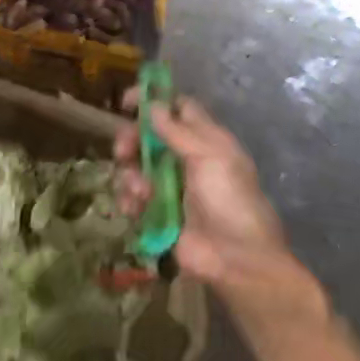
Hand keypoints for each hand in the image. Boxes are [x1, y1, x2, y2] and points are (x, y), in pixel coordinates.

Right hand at [114, 94, 310, 307]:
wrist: (236, 259)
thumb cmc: (230, 201)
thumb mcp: (210, 157)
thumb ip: (178, 130)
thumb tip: (153, 105)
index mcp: (206, 141)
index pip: (178, 108)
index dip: (153, 101)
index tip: (127, 103)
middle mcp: (186, 159)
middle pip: (147, 136)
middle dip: (131, 141)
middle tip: (123, 151)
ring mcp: (170, 187)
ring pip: (135, 166)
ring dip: (130, 175)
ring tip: (140, 193)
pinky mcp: (157, 212)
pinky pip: (132, 196)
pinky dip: (129, 200)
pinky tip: (135, 209)